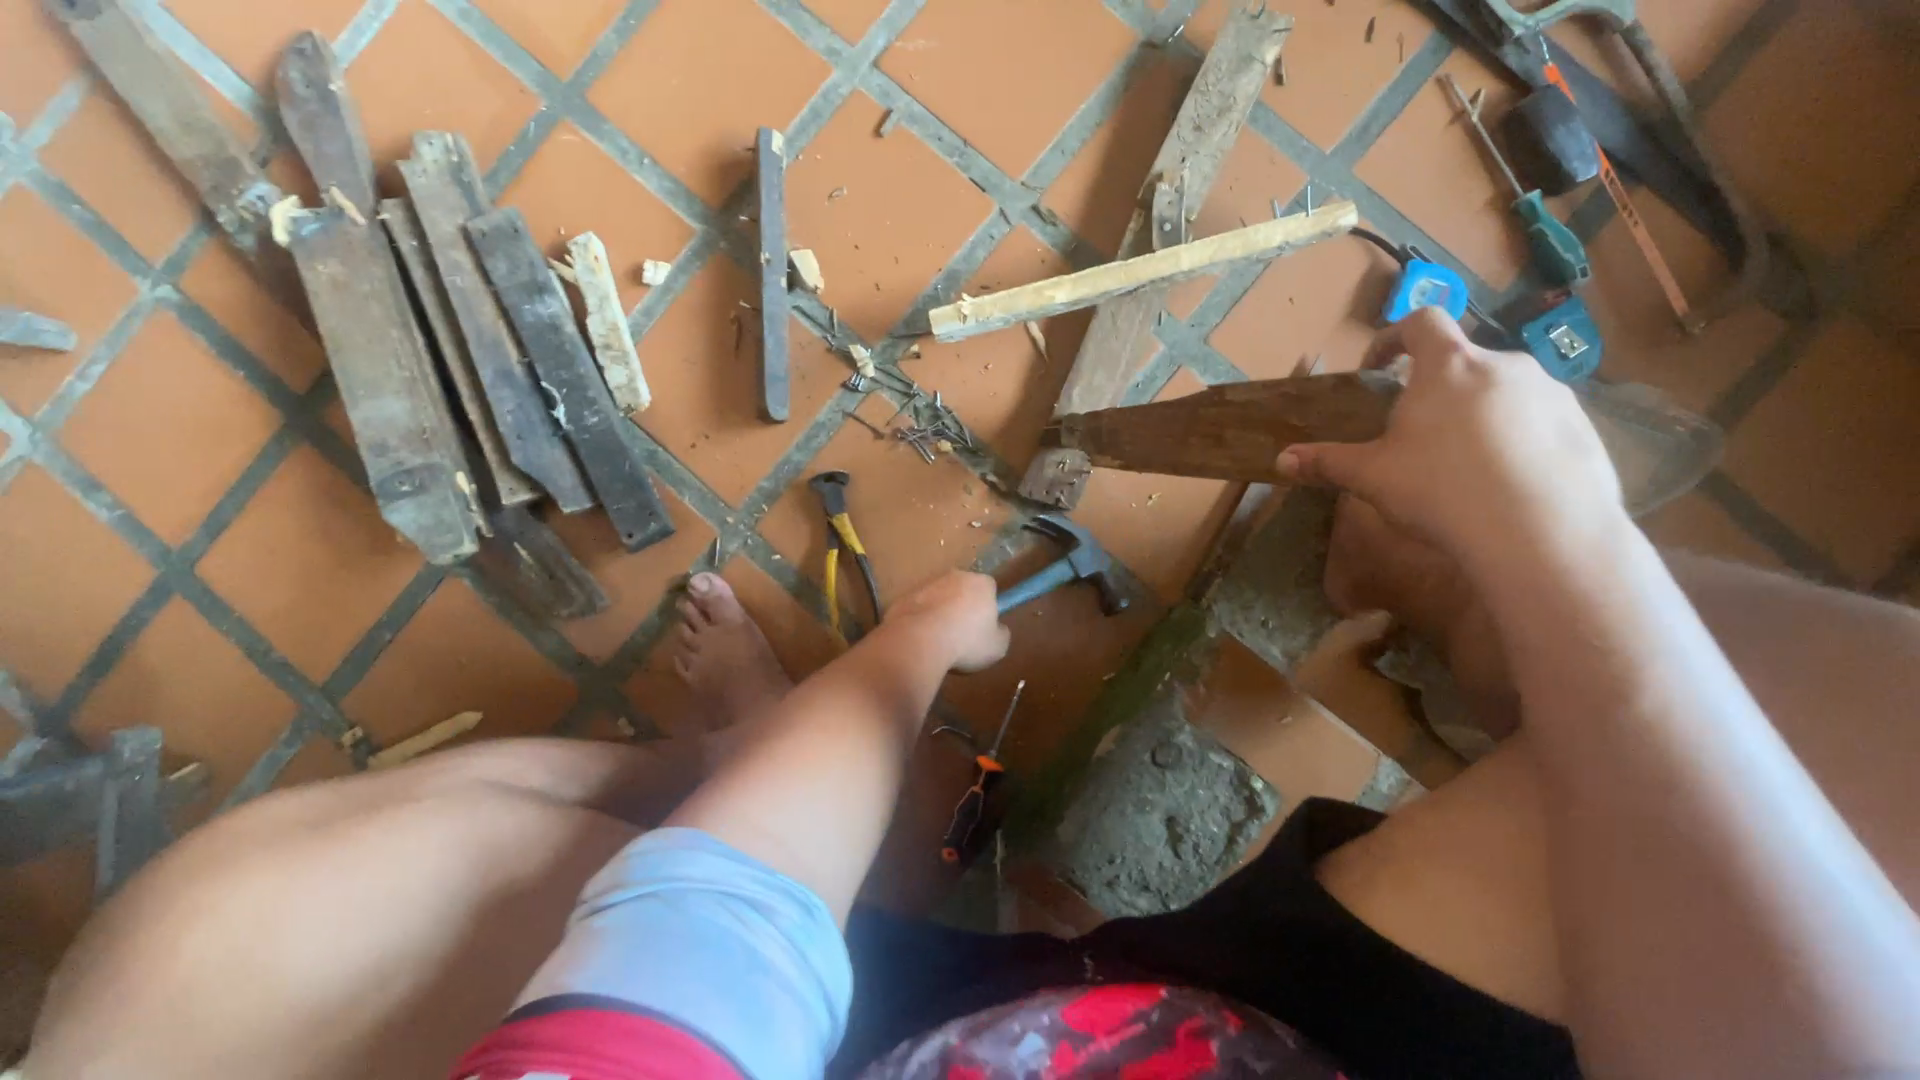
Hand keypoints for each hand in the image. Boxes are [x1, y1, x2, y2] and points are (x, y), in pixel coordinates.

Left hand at [885, 570, 1009, 673]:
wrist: (918, 642)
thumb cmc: (966, 643)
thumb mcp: (998, 647)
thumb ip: (1000, 634)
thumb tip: (997, 629)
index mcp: (981, 583)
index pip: (990, 588)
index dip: (988, 607)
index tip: (984, 627)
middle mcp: (954, 576)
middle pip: (962, 589)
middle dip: (962, 607)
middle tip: (962, 634)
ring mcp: (926, 585)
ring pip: (938, 598)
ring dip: (939, 614)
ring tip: (938, 642)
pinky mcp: (903, 597)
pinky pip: (917, 609)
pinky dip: (919, 621)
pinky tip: (919, 641)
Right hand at [1279, 307, 1624, 565]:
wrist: (1540, 534)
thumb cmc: (1441, 491)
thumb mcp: (1372, 477)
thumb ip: (1328, 462)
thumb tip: (1282, 460)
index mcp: (1450, 367)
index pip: (1422, 322)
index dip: (1395, 338)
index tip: (1379, 368)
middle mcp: (1505, 366)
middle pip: (1463, 362)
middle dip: (1437, 389)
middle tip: (1418, 433)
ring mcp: (1551, 394)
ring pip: (1504, 392)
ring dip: (1479, 414)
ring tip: (1463, 463)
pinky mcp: (1583, 428)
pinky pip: (1539, 422)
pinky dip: (1518, 439)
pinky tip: (1505, 483)